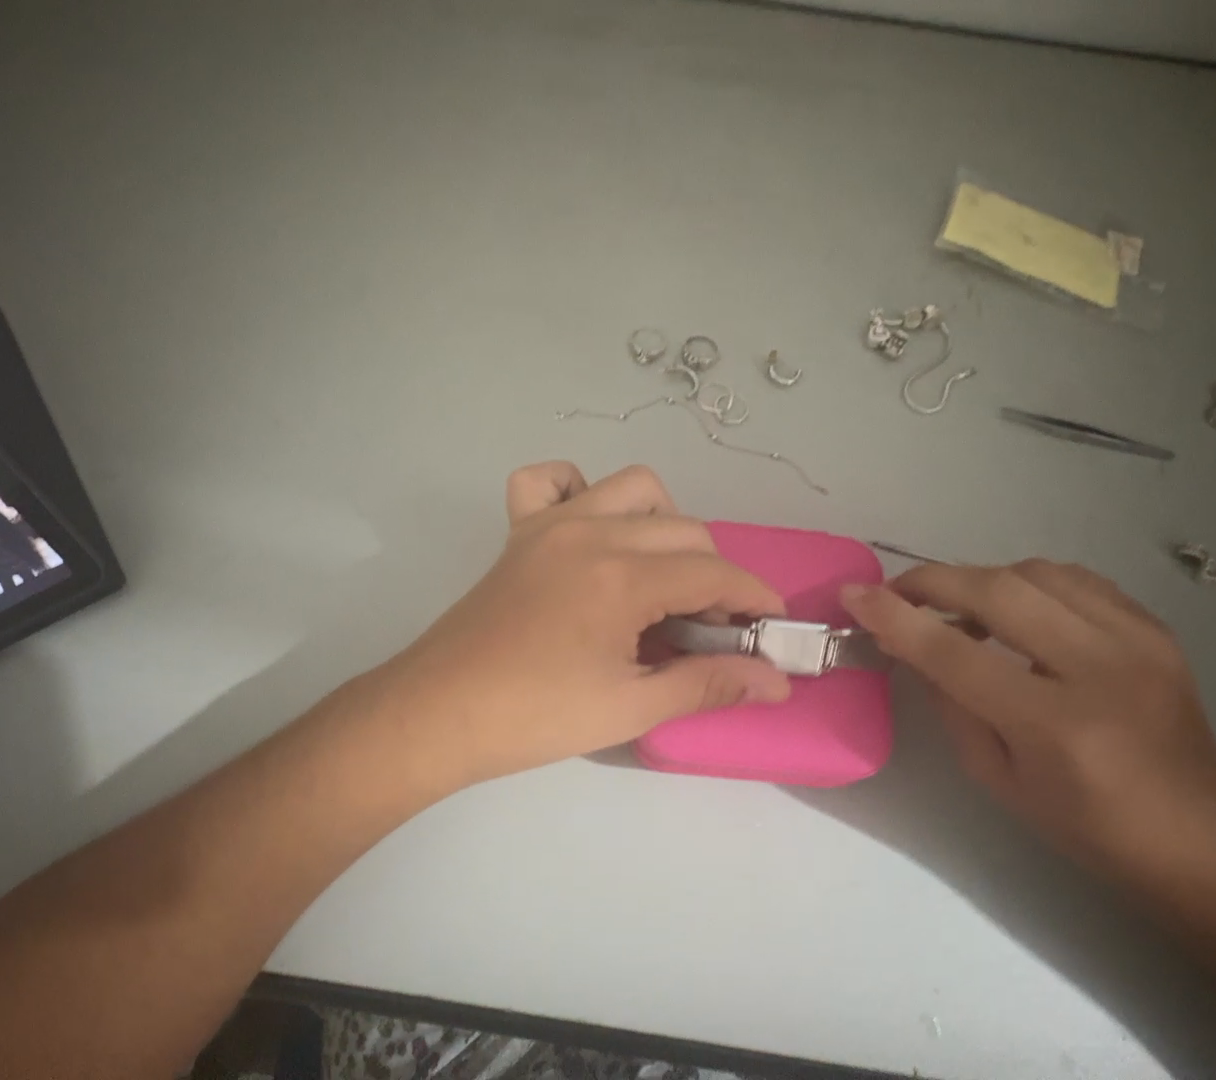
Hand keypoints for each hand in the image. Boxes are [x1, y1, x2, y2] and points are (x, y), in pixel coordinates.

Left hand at [378, 463, 791, 788]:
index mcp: (622, 577)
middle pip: (683, 530)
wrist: (438, 713)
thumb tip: (776, 681)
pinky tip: (591, 532)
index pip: (712, 573)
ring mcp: (550, 524)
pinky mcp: (519, 531)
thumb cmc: (535, 717)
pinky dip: (580, 491)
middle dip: (713, 574)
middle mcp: (591, 532)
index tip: (771, 625)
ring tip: (659, 576)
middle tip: (709, 627)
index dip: (752, 597)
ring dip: (663, 523)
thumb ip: (708, 684)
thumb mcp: (630, 707)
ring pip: (632, 488)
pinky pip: (551, 480)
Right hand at [841, 559, 1215, 881]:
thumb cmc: (1085, 826)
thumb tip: (912, 645)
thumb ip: (950, 704)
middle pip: (998, 591)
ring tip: (957, 607)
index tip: (853, 595)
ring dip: (981, 579)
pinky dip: (1029, 584)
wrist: (1199, 838)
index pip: (956, 652)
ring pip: (1036, 572)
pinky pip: (1075, 580)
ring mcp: (1138, 641)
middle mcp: (1102, 669)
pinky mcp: (1156, 628)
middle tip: (898, 593)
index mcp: (1057, 726)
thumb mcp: (997, 778)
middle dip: (934, 582)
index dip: (896, 618)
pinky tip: (1015, 609)